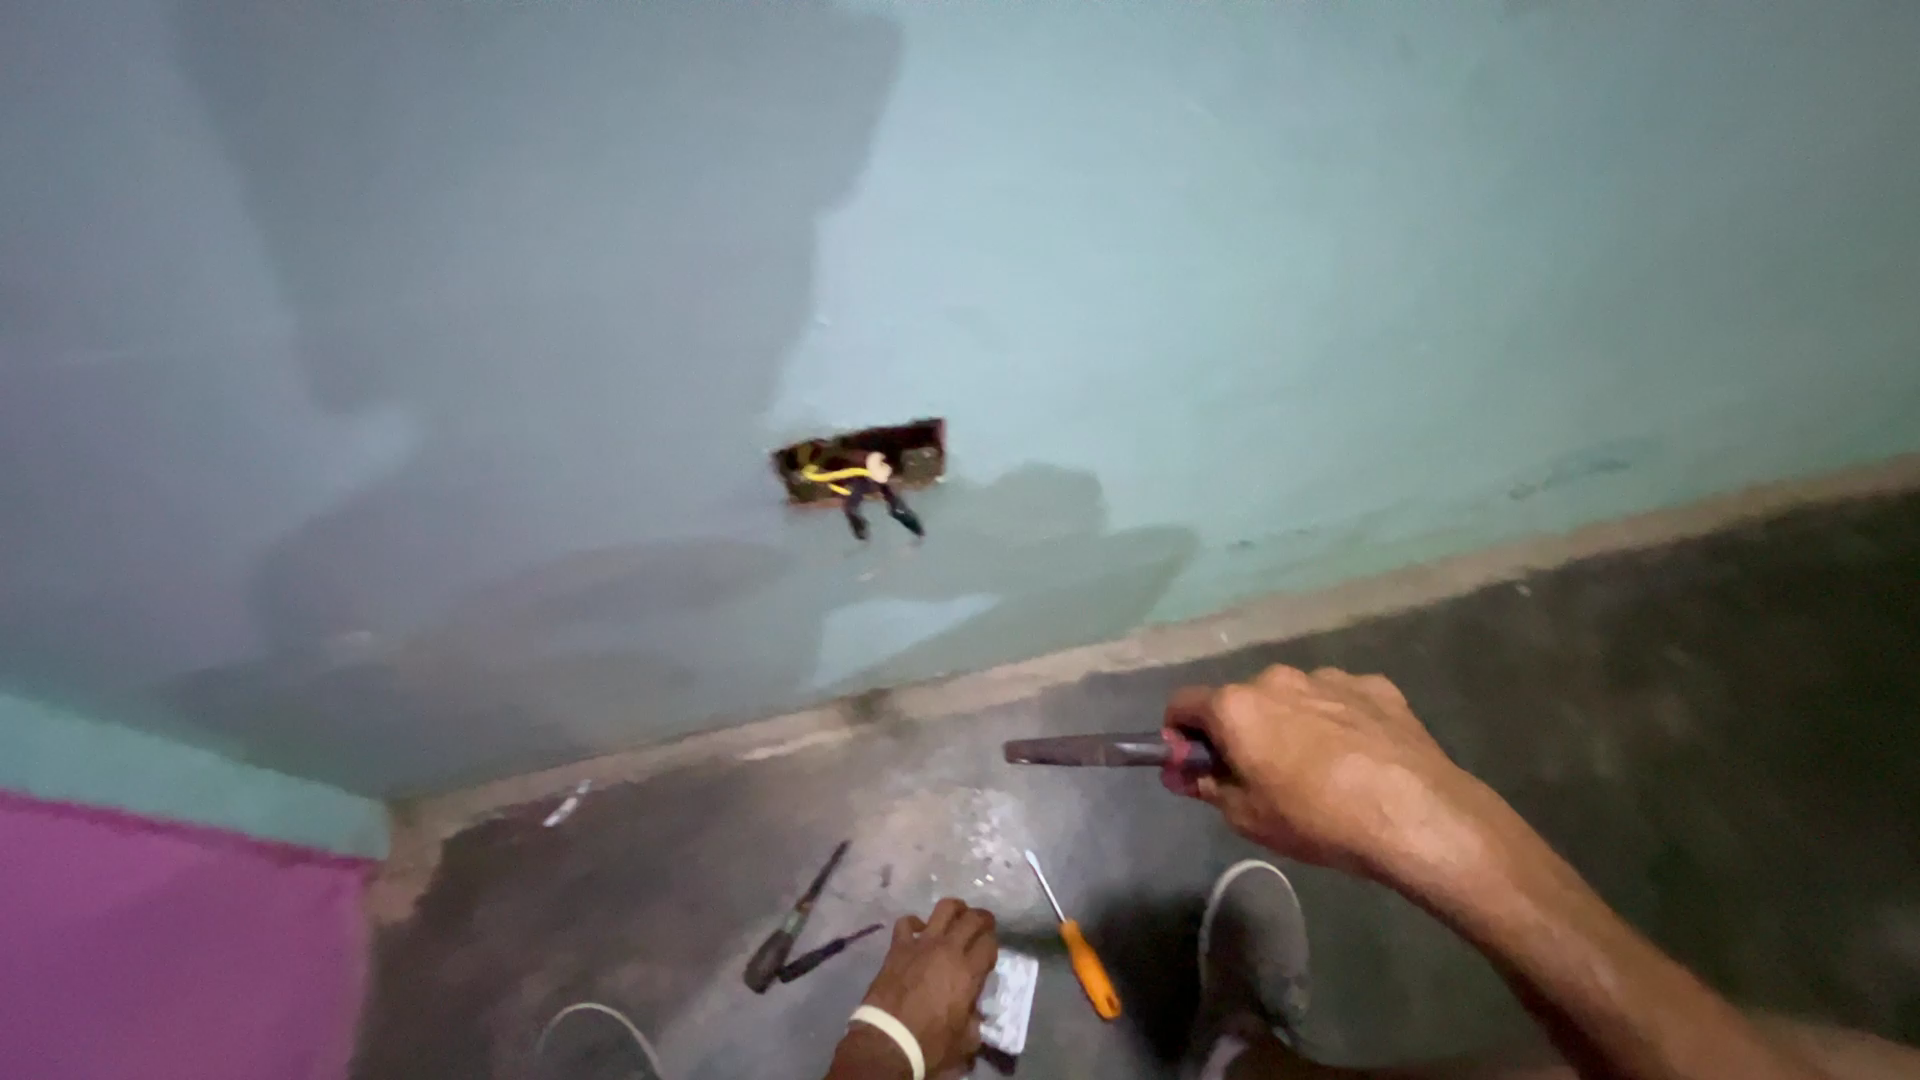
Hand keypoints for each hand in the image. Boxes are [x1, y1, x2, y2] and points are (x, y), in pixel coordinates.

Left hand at [844, 898, 996, 1078]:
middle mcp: (948, 949)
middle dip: (983, 918)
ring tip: (959, 914)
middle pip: (972, 918)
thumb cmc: (929, 1045)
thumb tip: (974, 1014)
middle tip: (984, 923)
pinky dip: (915, 922)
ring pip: (944, 908)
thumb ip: (974, 1022)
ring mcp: (922, 943)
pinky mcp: (899, 946)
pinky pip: (907, 922)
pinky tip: (919, 930)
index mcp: (968, 972)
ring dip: (955, 908)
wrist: (889, 1041)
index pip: (989, 944)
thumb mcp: (964, 1042)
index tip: (989, 953)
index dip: (993, 945)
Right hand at [1163, 665, 1488, 876]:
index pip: (1182, 704)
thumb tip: (1180, 772)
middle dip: (1240, 730)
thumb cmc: (1317, 818)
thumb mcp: (1246, 817)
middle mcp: (1275, 678)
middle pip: (1240, 700)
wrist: (1419, 817)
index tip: (1194, 765)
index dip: (1180, 735)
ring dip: (1290, 722)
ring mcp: (1329, 678)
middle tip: (1260, 774)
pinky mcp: (1375, 687)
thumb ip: (1205, 785)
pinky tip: (1360, 757)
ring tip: (1319, 768)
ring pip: (1292, 697)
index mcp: (1235, 705)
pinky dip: (1337, 720)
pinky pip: (1340, 700)